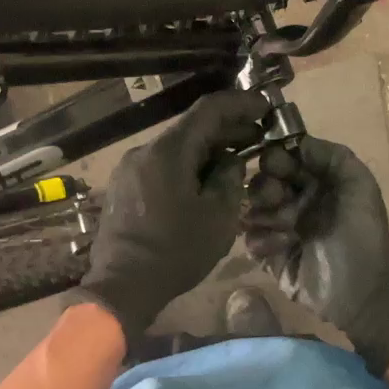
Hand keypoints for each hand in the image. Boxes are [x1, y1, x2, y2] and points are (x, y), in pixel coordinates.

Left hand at [75, 90, 270, 340]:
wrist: (123, 284)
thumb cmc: (176, 252)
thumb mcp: (219, 217)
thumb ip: (231, 180)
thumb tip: (231, 161)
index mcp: (169, 151)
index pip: (209, 109)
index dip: (241, 103)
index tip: (265, 107)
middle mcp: (145, 151)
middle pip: (191, 128)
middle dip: (227, 130)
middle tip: (258, 139)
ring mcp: (130, 169)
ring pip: (177, 149)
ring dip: (208, 152)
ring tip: (235, 164)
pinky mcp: (125, 189)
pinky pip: (162, 168)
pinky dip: (188, 167)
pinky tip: (204, 184)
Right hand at [242, 138, 388, 374]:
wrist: (360, 292)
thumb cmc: (362, 236)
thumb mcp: (359, 186)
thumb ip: (332, 156)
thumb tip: (295, 143)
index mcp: (316, 182)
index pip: (283, 159)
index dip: (276, 159)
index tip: (279, 167)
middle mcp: (295, 201)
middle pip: (262, 181)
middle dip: (265, 187)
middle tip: (277, 199)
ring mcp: (280, 229)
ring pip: (250, 209)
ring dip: (262, 214)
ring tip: (284, 230)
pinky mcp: (270, 257)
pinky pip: (249, 239)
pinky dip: (259, 241)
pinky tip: (278, 249)